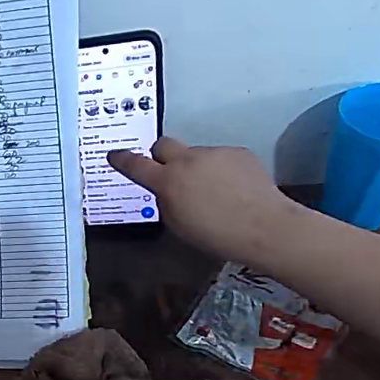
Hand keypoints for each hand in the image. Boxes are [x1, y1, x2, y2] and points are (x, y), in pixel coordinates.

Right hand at [108, 137, 300, 265]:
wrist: (264, 227)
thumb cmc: (216, 235)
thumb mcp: (178, 224)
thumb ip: (166, 201)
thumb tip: (167, 190)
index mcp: (168, 181)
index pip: (136, 165)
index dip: (122, 159)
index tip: (115, 154)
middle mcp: (188, 160)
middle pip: (164, 144)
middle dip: (160, 155)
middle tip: (167, 172)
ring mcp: (215, 153)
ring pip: (196, 154)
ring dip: (196, 167)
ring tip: (214, 192)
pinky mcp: (238, 152)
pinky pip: (220, 158)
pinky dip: (221, 170)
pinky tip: (234, 189)